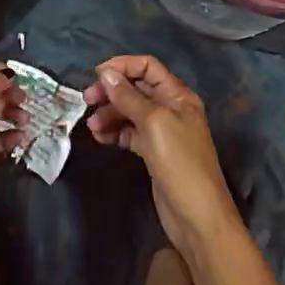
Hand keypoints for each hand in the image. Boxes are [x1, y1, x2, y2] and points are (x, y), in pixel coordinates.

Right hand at [82, 56, 239, 256]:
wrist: (197, 217)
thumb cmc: (180, 163)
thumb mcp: (154, 123)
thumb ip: (129, 98)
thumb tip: (107, 74)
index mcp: (177, 95)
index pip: (148, 67)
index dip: (123, 66)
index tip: (97, 75)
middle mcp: (170, 108)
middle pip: (137, 89)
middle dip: (112, 91)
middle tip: (87, 100)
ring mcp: (162, 132)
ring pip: (131, 112)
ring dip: (110, 113)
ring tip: (91, 126)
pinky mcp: (153, 153)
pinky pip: (130, 133)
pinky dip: (115, 132)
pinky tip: (100, 137)